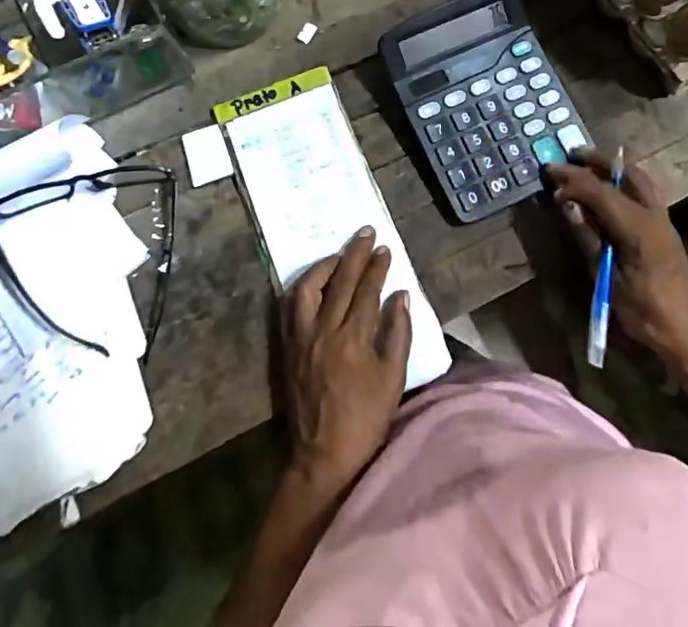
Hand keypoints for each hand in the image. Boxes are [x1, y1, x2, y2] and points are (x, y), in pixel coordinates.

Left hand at [281, 226, 412, 486]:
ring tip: (339, 254)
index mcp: (354, 339)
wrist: (324, 454)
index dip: (377, 267)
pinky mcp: (287, 347)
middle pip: (339, 282)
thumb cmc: (367, 418)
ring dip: (324, 266)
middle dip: (355, 254)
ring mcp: (301, 338)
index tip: (385, 249)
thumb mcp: (393, 378)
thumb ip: (398, 333)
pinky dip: (302, 288)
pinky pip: (290, 307)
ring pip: (307, 289)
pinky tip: (313, 281)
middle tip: (366, 233)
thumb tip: (400, 295)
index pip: (366, 290)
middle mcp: (324, 331)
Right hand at [547, 148, 687, 363]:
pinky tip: (609, 188)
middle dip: (596, 160)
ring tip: (587, 164)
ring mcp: (663, 219)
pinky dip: (624, 180)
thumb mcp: (607, 276)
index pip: (599, 190)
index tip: (548, 171)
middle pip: (624, 173)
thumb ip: (587, 236)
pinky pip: (644, 191)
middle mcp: (653, 214)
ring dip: (612, 167)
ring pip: (639, 178)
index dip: (572, 178)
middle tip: (570, 155)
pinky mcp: (664, 227)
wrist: (686, 330)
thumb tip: (565, 203)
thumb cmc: (643, 310)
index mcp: (637, 226)